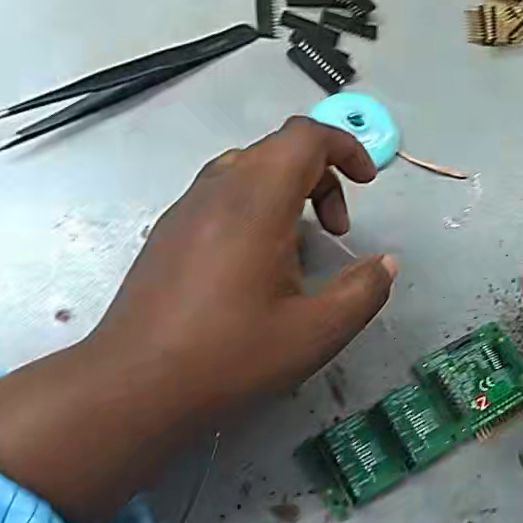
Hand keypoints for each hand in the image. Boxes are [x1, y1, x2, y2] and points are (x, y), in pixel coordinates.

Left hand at [0, 117, 397, 522]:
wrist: (135, 385)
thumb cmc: (232, 355)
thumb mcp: (317, 332)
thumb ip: (363, 291)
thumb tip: (386, 264)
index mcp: (256, 200)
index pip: (306, 137)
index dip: (346, 147)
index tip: (368, 184)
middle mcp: (217, 189)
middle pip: (278, 149)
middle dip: (322, 176)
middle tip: (338, 231)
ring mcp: (185, 208)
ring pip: (247, 170)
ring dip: (287, 192)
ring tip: (299, 248)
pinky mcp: (167, 232)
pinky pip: (221, 195)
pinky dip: (255, 208)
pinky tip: (256, 266)